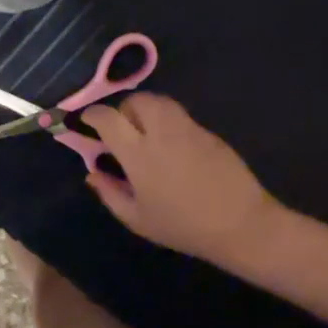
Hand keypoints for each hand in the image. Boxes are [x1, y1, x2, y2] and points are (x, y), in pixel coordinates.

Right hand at [80, 93, 281, 262]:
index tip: (86, 121)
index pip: (108, 118)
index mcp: (138, 154)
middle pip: (137, 100)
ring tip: (145, 135)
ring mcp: (190, 130)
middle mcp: (162, 133)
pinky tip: (172, 150)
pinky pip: (181, 118)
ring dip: (146, 111)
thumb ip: (110, 193)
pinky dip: (168, 124)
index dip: (92, 115)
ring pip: (162, 103)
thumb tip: (93, 174)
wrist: (240, 225)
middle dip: (123, 109)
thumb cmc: (182, 226)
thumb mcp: (137, 219)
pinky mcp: (210, 134)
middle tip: (121, 130)